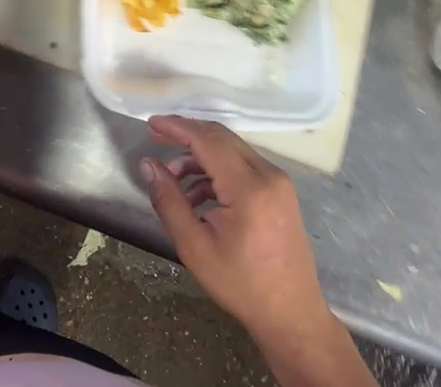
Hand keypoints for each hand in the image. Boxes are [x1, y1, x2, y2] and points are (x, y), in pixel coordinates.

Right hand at [138, 115, 330, 343]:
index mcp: (249, 188)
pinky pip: (243, 166)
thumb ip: (169, 200)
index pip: (207, 140)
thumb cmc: (241, 284)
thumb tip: (149, 164)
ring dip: (200, 155)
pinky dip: (217, 170)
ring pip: (232, 150)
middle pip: (221, 137)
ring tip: (173, 179)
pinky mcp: (281, 194)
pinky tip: (198, 194)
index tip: (150, 125)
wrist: (292, 316)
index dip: (176, 127)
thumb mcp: (194, 246)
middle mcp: (269, 176)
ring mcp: (279, 184)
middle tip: (156, 139)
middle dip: (186, 134)